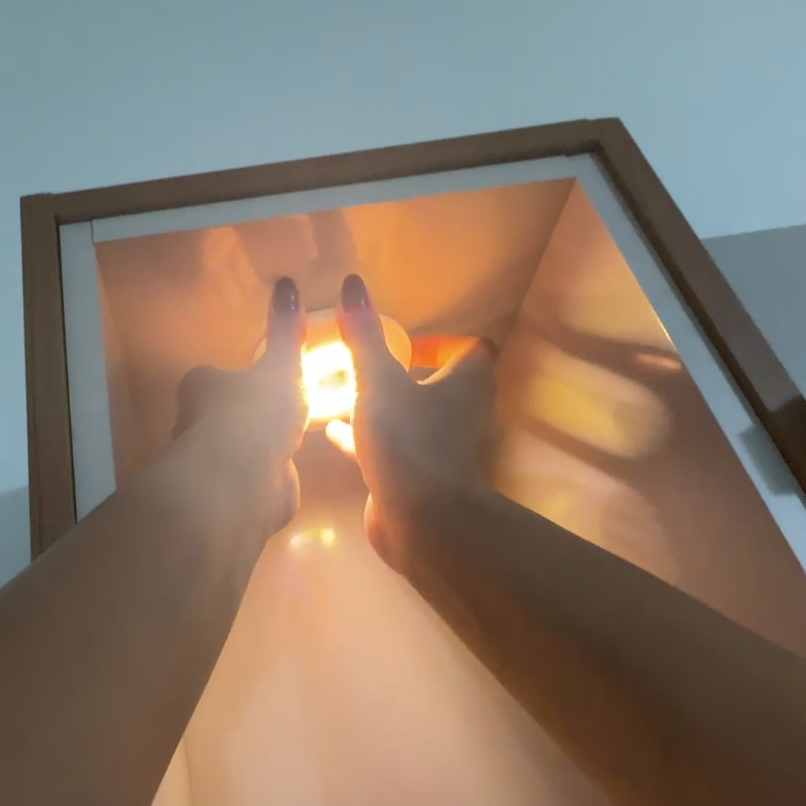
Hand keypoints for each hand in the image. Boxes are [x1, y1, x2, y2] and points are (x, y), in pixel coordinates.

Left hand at [171, 277, 307, 536]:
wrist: (246, 480)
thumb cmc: (258, 413)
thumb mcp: (281, 366)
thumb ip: (286, 332)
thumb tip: (287, 284)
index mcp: (198, 388)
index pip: (212, 381)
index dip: (238, 382)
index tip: (264, 385)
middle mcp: (193, 426)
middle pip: (219, 417)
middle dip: (245, 418)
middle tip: (279, 415)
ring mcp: (207, 466)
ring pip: (231, 452)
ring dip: (254, 450)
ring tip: (287, 444)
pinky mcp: (224, 497)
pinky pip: (246, 481)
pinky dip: (262, 478)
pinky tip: (284, 475)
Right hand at [331, 272, 498, 569]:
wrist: (422, 521)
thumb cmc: (409, 442)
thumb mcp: (379, 382)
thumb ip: (364, 338)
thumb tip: (352, 285)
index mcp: (466, 384)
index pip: (472, 350)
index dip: (444, 341)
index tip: (408, 342)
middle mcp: (460, 414)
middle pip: (441, 385)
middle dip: (406, 373)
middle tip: (369, 363)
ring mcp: (439, 449)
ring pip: (413, 418)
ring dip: (385, 406)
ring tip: (344, 391)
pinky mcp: (416, 477)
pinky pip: (392, 448)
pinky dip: (368, 438)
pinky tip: (333, 431)